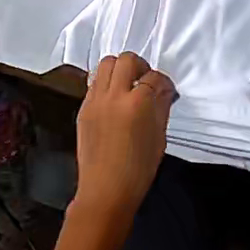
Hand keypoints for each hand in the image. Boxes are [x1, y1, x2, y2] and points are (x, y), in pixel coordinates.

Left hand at [73, 52, 176, 220]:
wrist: (106, 190)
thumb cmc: (136, 171)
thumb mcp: (159, 138)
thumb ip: (161, 108)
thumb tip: (163, 92)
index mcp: (138, 103)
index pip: (155, 78)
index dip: (164, 83)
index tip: (166, 90)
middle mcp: (114, 96)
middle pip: (126, 60)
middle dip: (140, 65)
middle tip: (146, 79)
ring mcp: (95, 101)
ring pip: (105, 64)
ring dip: (119, 69)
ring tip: (128, 85)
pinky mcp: (83, 109)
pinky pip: (94, 83)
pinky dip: (105, 83)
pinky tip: (114, 98)